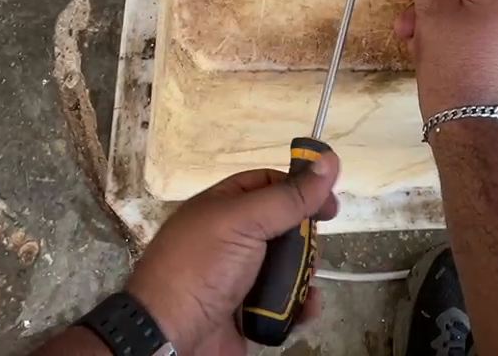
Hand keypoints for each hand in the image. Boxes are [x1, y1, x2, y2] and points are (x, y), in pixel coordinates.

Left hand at [123, 153, 340, 355]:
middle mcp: (233, 238)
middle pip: (284, 226)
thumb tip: (329, 159)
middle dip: (304, 239)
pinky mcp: (248, 313)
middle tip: (312, 251)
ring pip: (288, 265)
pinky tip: (307, 307)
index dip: (301, 189)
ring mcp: (241, 277)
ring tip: (305, 284)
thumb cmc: (202, 267)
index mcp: (225, 206)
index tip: (330, 204)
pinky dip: (299, 305)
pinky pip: (283, 303)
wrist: (167, 340)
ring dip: (304, 274)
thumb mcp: (245, 221)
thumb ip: (290, 196)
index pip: (271, 184)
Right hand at [388, 0, 497, 119]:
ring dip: (437, 26)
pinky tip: (433, 56)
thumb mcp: (432, 12)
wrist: (472, 131)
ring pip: (469, 19)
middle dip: (429, 8)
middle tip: (405, 25)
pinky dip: (456, 42)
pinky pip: (480, 40)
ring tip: (414, 44)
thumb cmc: (454, 69)